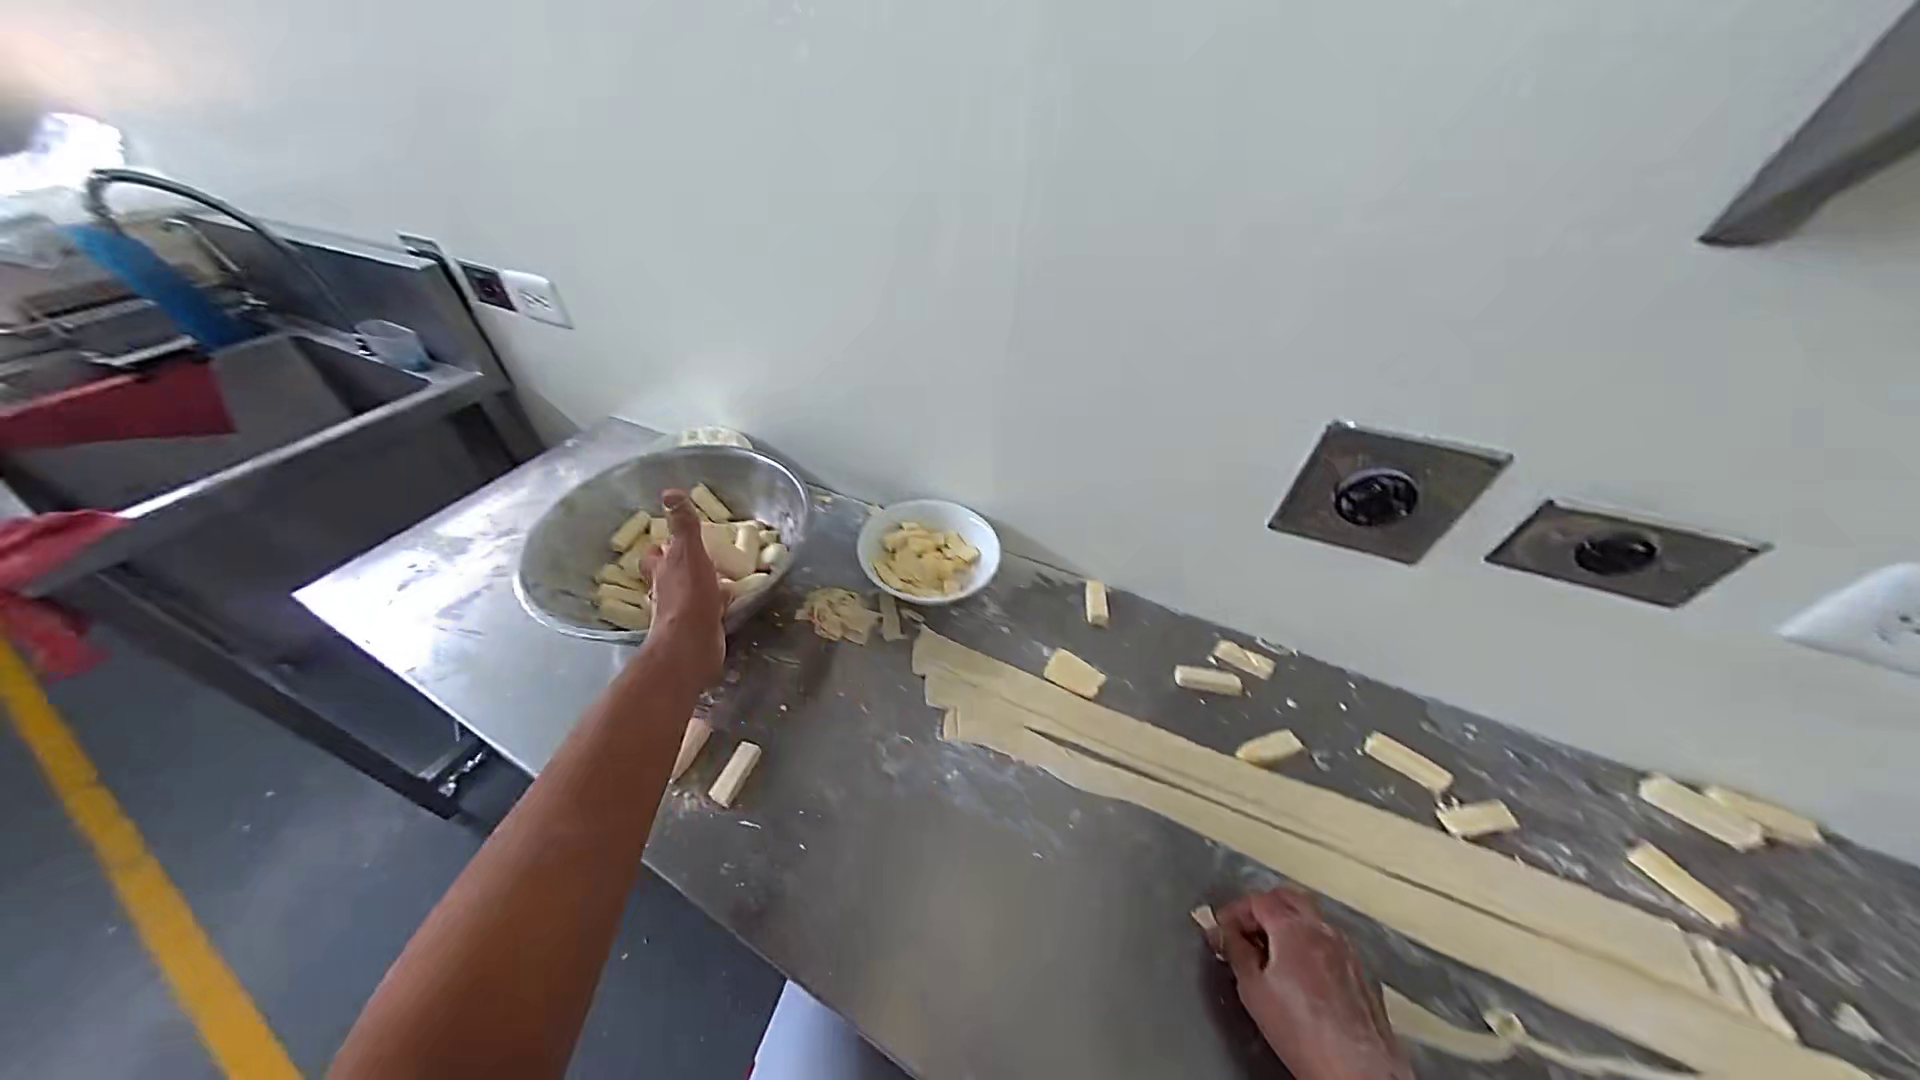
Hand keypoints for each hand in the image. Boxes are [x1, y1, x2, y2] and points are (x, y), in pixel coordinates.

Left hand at [638, 489, 724, 682]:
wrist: (693, 643)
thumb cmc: (689, 596)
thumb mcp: (689, 553)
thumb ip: (683, 524)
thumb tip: (670, 491)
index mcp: (663, 570)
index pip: (655, 555)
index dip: (660, 548)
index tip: (669, 540)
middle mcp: (667, 590)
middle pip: (668, 575)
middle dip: (678, 567)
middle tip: (697, 556)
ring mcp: (683, 611)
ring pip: (689, 592)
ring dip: (700, 584)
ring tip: (719, 574)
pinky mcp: (702, 626)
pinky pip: (710, 609)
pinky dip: (717, 603)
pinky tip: (730, 599)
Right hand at [1216, 887, 1410, 1079]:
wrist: (1358, 1074)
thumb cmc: (1304, 1034)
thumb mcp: (1252, 989)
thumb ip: (1235, 950)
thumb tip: (1223, 932)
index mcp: (1293, 928)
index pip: (1256, 900)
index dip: (1233, 911)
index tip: (1222, 928)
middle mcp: (1322, 930)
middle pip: (1287, 897)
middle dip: (1262, 907)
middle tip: (1245, 929)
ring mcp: (1345, 949)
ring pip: (1311, 916)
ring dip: (1287, 922)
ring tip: (1271, 950)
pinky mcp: (1360, 972)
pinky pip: (1328, 939)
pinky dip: (1308, 941)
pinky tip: (1299, 970)